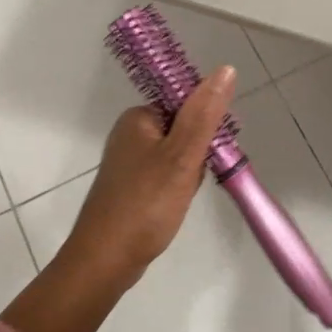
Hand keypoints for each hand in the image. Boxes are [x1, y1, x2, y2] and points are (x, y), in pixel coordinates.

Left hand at [59, 65, 236, 283]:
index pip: (187, 105)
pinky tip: (171, 207)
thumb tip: (227, 69)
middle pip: (184, 131)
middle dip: (196, 156)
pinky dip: (175, 190)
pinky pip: (165, 176)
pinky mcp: (130, 186)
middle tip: (188, 182)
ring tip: (179, 198)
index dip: (203, 129)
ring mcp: (128, 161)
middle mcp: (130, 133)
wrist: (105, 262)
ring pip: (177, 156)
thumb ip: (205, 114)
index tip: (202, 156)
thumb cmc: (145, 205)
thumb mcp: (182, 156)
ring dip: (188, 175)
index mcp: (138, 117)